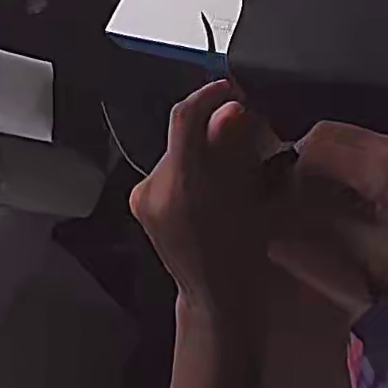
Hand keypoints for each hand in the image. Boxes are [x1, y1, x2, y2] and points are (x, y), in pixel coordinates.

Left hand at [130, 81, 278, 318]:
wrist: (217, 297)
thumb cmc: (241, 251)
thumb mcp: (248, 194)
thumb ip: (233, 146)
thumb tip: (229, 108)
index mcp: (180, 187)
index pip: (184, 118)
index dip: (208, 95)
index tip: (229, 90)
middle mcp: (152, 189)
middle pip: (182, 133)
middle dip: (212, 124)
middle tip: (241, 129)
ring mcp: (142, 198)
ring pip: (178, 148)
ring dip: (202, 145)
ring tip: (229, 163)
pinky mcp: (140, 202)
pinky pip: (170, 165)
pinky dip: (190, 163)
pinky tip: (209, 182)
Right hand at [283, 121, 387, 314]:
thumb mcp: (375, 257)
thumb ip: (324, 233)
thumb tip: (277, 227)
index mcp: (383, 165)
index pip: (317, 147)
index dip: (291, 173)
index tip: (279, 205)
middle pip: (326, 133)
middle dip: (301, 162)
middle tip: (290, 201)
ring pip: (339, 137)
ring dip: (318, 163)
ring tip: (309, 203)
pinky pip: (355, 147)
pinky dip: (336, 165)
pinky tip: (335, 199)